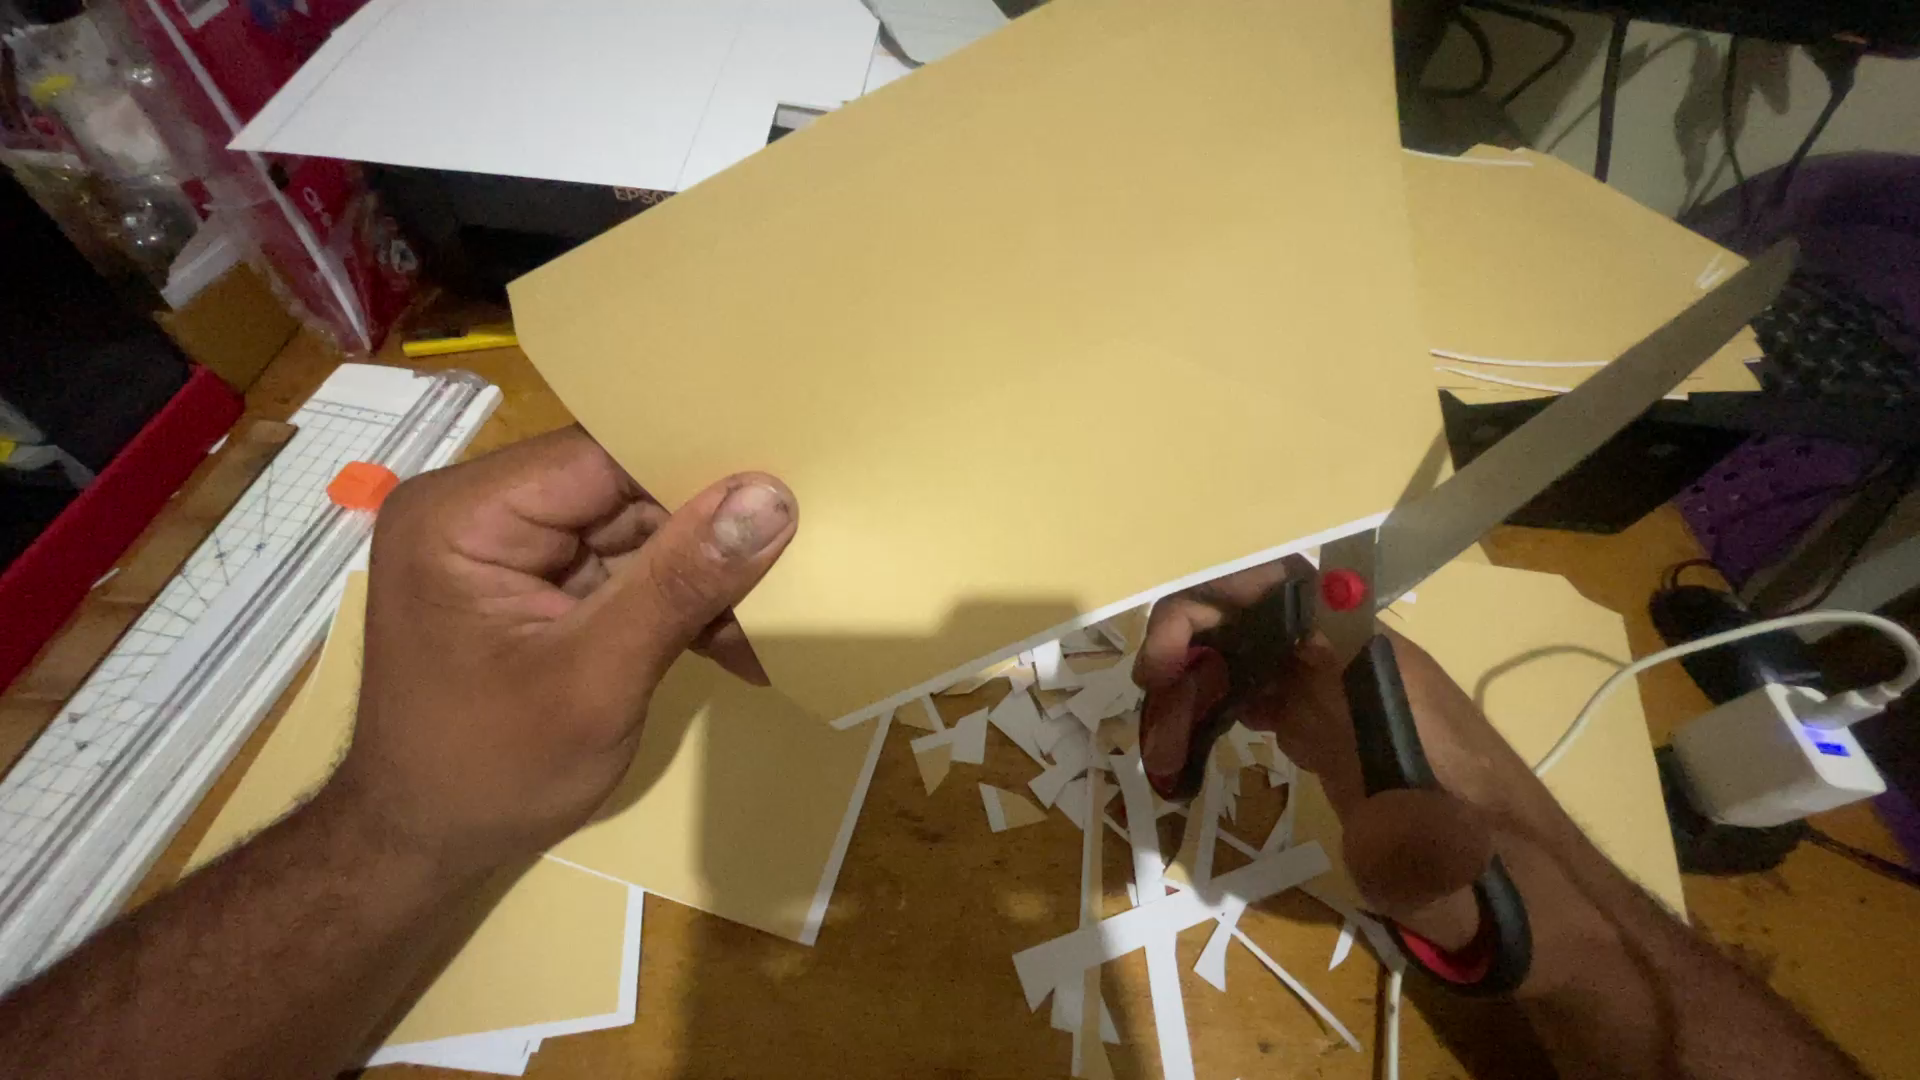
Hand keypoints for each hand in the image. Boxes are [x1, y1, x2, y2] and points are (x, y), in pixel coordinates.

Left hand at [330, 427, 797, 872]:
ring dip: (707, 576)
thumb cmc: (490, 772)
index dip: (698, 468)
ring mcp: (519, 548)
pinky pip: (634, 568)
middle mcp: (488, 511)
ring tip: (766, 619)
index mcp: (467, 515)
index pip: (604, 457)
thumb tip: (770, 497)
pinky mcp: (547, 582)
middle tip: (793, 559)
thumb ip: (680, 583)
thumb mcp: (598, 680)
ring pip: (644, 529)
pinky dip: (684, 602)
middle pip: (628, 489)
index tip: (787, 491)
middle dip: (711, 534)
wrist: (426, 846)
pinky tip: (731, 639)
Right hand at [1134, 557, 1534, 931]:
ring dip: (1195, 687)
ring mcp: (1336, 697)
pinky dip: (1220, 710)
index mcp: (1365, 661)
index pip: (1278, 588)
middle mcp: (1345, 663)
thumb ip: (1358, 748)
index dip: (1211, 604)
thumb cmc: (1476, 869)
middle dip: (1186, 650)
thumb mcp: (1412, 816)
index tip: (1165, 661)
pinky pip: (1261, 695)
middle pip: (1249, 620)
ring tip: (1165, 746)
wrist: (1528, 909)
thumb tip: (1296, 678)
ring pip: (1247, 659)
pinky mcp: (1330, 732)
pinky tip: (1199, 744)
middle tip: (1152, 711)